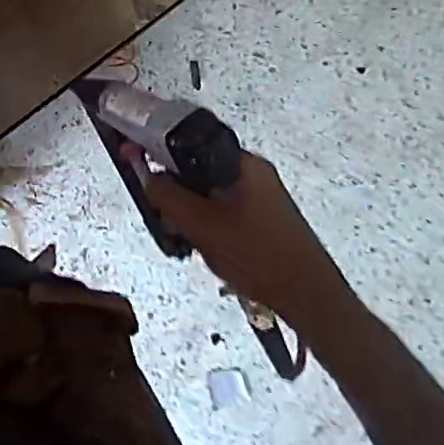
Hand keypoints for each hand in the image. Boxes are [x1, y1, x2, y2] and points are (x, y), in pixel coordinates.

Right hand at [139, 150, 353, 326]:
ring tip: (189, 240)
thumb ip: (167, 195)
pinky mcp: (263, 220)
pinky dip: (208, 225)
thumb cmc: (257, 256)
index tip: (132, 155)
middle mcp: (253, 173)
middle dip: (176, 193)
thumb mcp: (201, 224)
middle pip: (196, 170)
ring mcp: (260, 197)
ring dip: (191, 214)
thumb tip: (146, 176)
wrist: (311, 302)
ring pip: (207, 194)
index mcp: (243, 164)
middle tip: (168, 218)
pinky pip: (222, 211)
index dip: (158, 150)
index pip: (190, 142)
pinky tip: (207, 250)